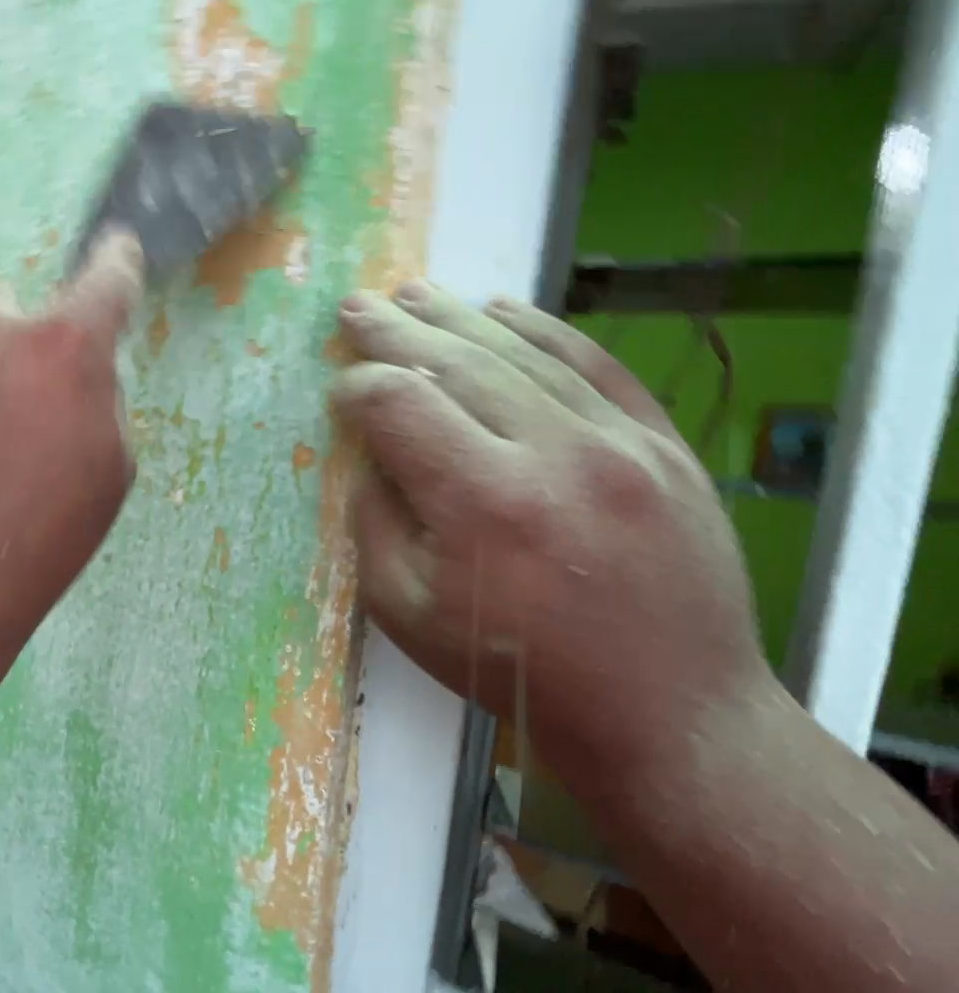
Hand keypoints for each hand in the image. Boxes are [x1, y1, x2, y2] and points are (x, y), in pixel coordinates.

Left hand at [0, 296, 135, 670]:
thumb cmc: (34, 545)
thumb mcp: (107, 476)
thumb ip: (98, 400)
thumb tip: (74, 373)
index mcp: (59, 348)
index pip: (104, 282)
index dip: (116, 266)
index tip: (116, 250)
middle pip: (9, 314)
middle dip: (14, 352)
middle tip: (7, 423)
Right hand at [329, 283, 770, 773]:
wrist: (664, 709)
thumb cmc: (511, 668)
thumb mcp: (404, 611)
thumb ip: (374, 519)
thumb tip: (368, 451)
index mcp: (484, 503)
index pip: (399, 406)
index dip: (355, 390)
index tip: (338, 394)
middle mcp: (557, 454)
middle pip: (456, 363)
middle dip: (392, 332)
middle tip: (354, 307)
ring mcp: (622, 442)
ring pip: (523, 353)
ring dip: (456, 319)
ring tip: (411, 294)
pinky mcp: (663, 445)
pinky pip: (596, 365)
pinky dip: (542, 330)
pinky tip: (500, 310)